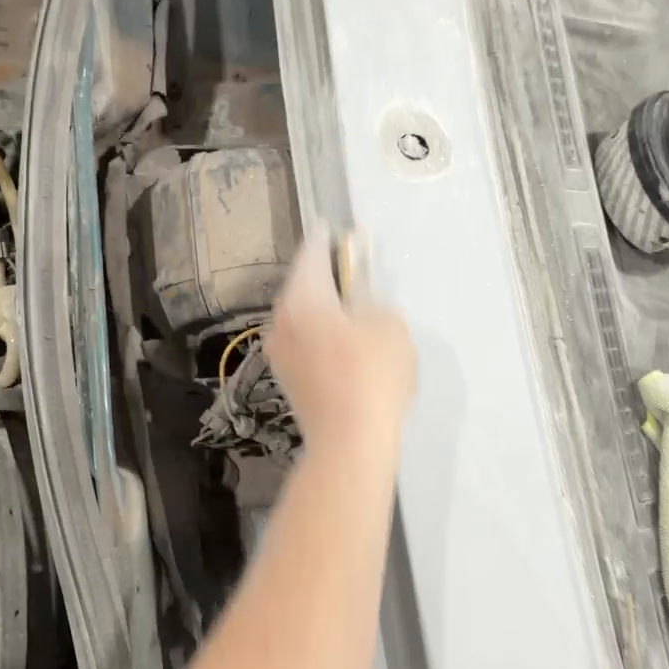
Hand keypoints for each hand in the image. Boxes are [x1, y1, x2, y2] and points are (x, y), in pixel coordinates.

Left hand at [266, 233, 416, 445]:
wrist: (350, 442)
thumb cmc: (372, 375)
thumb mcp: (388, 324)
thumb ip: (372, 298)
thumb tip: (359, 299)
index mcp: (302, 298)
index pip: (311, 254)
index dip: (325, 237)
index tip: (330, 226)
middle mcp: (281, 321)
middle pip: (302, 286)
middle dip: (324, 275)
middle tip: (347, 266)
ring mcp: (280, 354)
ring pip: (302, 318)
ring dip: (323, 308)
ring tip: (350, 306)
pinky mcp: (289, 380)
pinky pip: (305, 343)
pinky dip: (322, 335)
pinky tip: (344, 342)